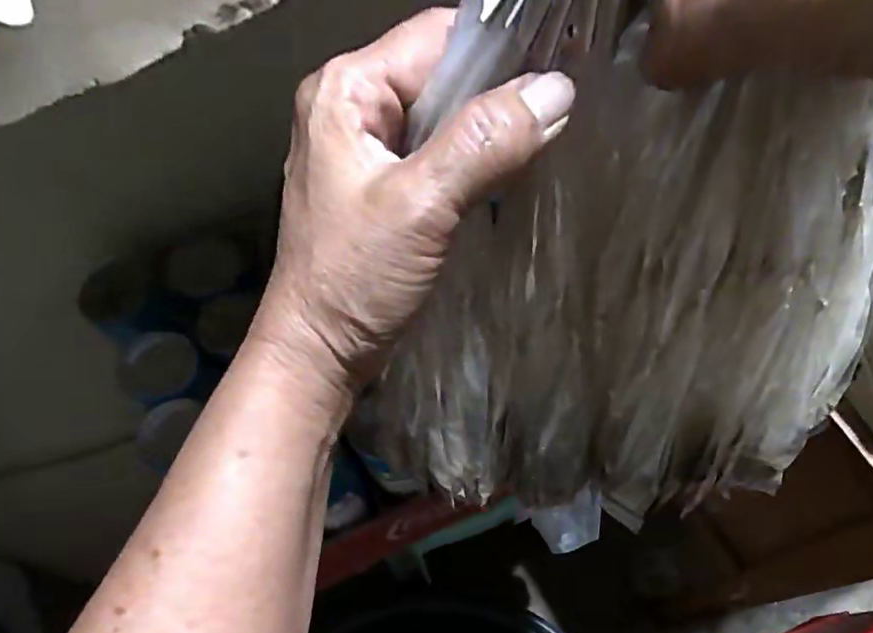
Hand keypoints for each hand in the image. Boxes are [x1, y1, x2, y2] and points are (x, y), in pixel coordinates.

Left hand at [246, 7, 576, 403]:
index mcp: (345, 93)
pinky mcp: (376, 196)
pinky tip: (491, 190)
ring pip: (440, 124)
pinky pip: (431, 164)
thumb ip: (484, 143)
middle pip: (441, 78)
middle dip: (493, 102)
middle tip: (542, 132)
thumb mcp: (420, 206)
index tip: (550, 85)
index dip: (498, 54)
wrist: (318, 353)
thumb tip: (554, 92)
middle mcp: (348, 113)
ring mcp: (361, 157)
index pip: (438, 38)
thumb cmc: (352, 283)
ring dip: (482, 142)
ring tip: (522, 163)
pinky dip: (465, 173)